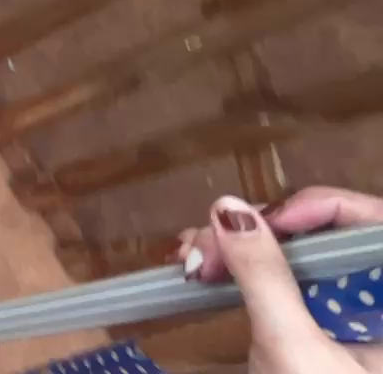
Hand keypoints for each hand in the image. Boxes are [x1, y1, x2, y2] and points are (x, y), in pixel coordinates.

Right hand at [176, 188, 382, 373]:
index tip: (263, 221)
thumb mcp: (293, 349)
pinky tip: (201, 270)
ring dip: (237, 246)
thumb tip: (228, 206)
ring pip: (298, 251)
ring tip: (192, 260)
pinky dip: (239, 264)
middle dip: (257, 230)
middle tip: (205, 245)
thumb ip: (264, 276)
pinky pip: (285, 274)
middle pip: (329, 236)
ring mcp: (357, 315)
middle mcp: (382, 304)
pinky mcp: (325, 322)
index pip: (378, 227)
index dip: (326, 208)